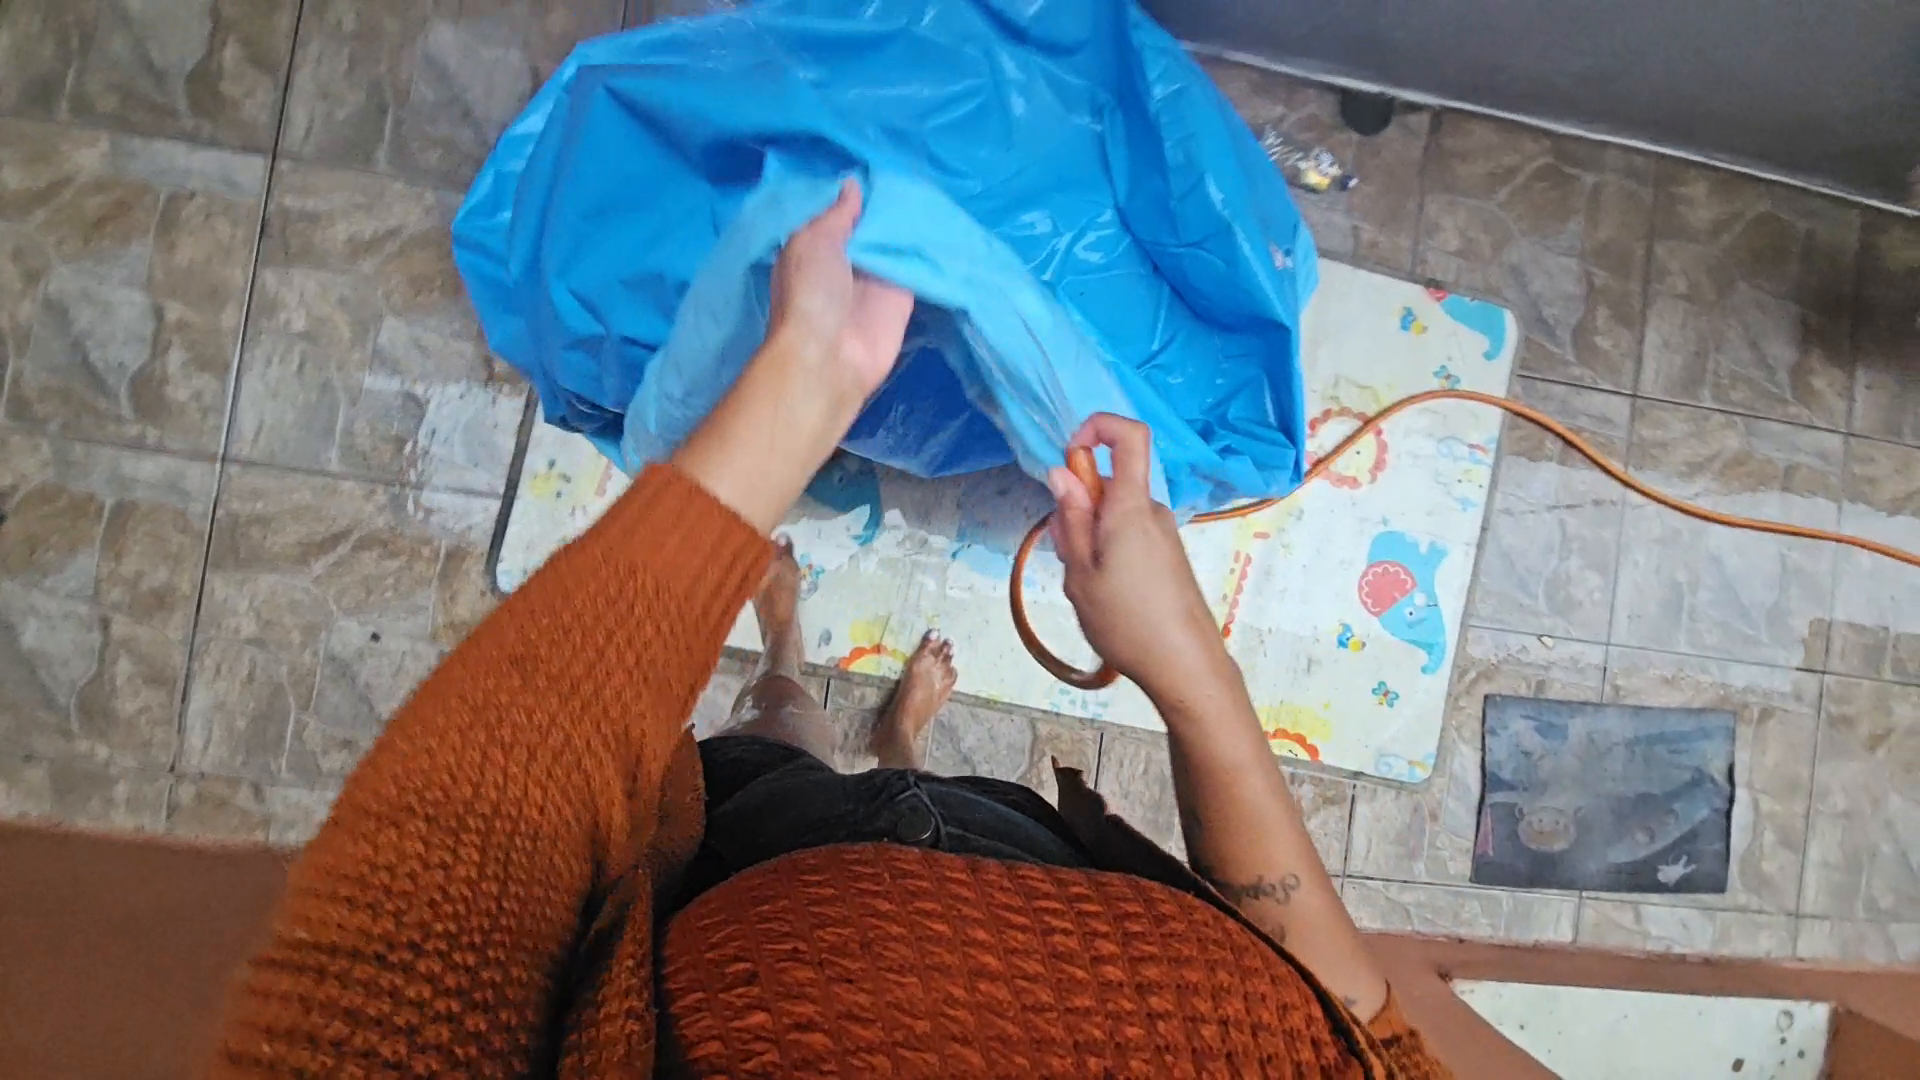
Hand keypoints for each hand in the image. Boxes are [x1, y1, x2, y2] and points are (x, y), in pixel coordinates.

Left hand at [672, 179, 910, 532]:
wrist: (831, 356)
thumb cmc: (810, 294)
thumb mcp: (813, 240)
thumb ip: (837, 214)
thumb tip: (854, 186)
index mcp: (819, 245)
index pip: (843, 213)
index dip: (861, 194)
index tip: (883, 165)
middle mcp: (849, 260)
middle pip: (875, 226)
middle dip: (891, 205)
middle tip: (917, 171)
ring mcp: (878, 280)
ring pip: (899, 244)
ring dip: (913, 224)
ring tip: (937, 189)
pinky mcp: (904, 299)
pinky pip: (919, 267)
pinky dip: (930, 249)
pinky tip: (946, 221)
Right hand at [1046, 414, 1232, 700]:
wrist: (1185, 664)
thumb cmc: (1125, 620)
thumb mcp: (1081, 573)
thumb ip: (1071, 519)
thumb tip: (1061, 472)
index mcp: (1131, 506)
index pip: (1130, 435)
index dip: (1098, 427)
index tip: (1070, 456)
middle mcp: (1152, 511)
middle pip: (1111, 483)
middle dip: (1078, 507)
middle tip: (1069, 558)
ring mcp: (1163, 533)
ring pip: (1115, 514)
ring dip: (1090, 536)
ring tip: (1087, 585)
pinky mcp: (1167, 555)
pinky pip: (1129, 534)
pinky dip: (1107, 550)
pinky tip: (1106, 594)